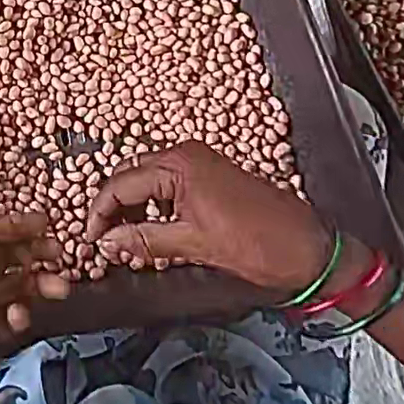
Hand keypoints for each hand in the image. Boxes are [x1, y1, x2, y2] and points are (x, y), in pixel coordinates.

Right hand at [83, 141, 333, 293]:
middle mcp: (183, 155)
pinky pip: (164, 182)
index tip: (91, 239)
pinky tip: (149, 227)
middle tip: (104, 240)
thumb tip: (108, 243)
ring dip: (130, 205)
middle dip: (112, 208)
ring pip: (144, 178)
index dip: (100, 214)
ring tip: (124, 237)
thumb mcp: (195, 245)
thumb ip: (144, 241)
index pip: (119, 185)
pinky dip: (150, 203)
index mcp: (177, 166)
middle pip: (128, 177)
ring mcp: (196, 161)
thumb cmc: (260, 244)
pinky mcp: (207, 173)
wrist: (312, 248)